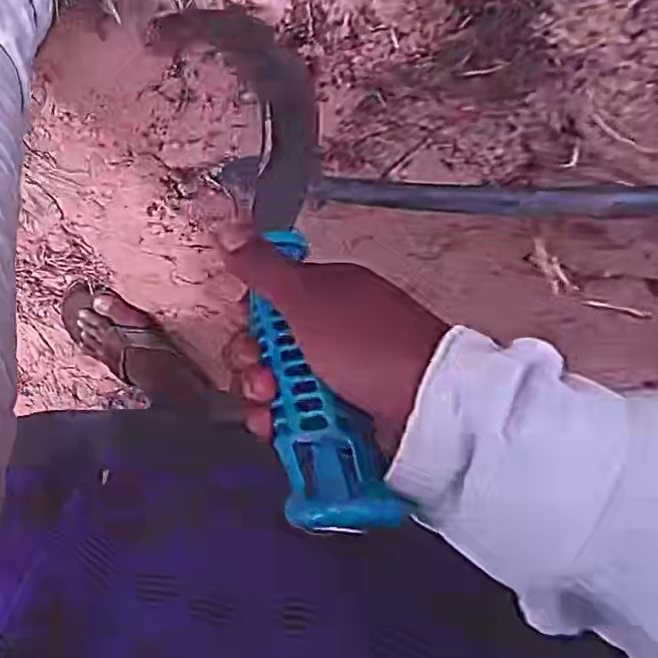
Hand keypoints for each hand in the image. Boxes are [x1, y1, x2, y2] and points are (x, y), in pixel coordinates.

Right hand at [216, 222, 449, 453]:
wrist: (428, 409)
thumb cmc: (373, 346)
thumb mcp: (307, 297)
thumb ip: (262, 268)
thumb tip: (230, 230)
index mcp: (322, 294)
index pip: (263, 304)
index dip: (248, 323)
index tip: (254, 334)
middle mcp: (325, 332)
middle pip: (261, 348)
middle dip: (252, 367)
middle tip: (268, 378)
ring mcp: (331, 372)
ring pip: (270, 384)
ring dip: (262, 400)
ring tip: (278, 407)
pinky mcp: (334, 409)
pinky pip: (289, 415)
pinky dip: (280, 423)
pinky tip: (282, 427)